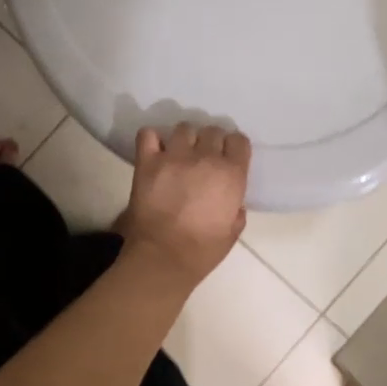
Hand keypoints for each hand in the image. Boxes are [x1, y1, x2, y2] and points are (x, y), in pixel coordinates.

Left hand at [116, 124, 251, 293]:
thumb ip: (236, 208)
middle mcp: (205, 158)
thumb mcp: (233, 231)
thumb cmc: (202, 250)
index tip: (227, 158)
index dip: (233, 148)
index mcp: (231, 174)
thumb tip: (232, 200)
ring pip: (184, 128)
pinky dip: (152, 139)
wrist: (164, 256)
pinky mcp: (148, 161)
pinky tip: (156, 151)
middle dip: (210, 142)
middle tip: (203, 159)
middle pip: (212, 131)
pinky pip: (149, 134)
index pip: (238, 141)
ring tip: (180, 154)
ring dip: (185, 140)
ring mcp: (174, 156)